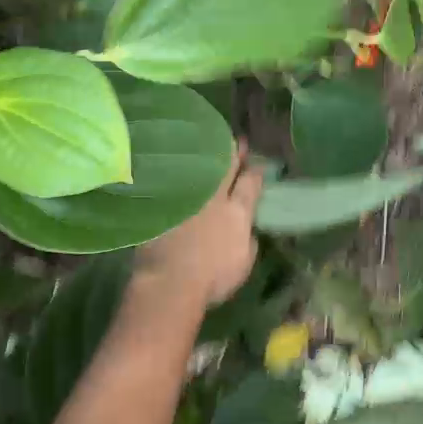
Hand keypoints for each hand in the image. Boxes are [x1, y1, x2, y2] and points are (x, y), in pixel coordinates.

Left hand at [134, 147, 263, 307]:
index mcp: (238, 211)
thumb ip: (247, 242)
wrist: (170, 282)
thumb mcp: (243, 264)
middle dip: (234, 152)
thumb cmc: (212, 279)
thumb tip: (248, 231)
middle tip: (238, 141)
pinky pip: (175, 179)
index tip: (258, 163)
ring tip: (212, 145)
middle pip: (227, 166)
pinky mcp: (164, 202)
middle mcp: (215, 197)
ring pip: (202, 168)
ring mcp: (189, 196)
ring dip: (210, 156)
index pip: (251, 183)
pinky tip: (180, 167)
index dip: (256, 171)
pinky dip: (181, 172)